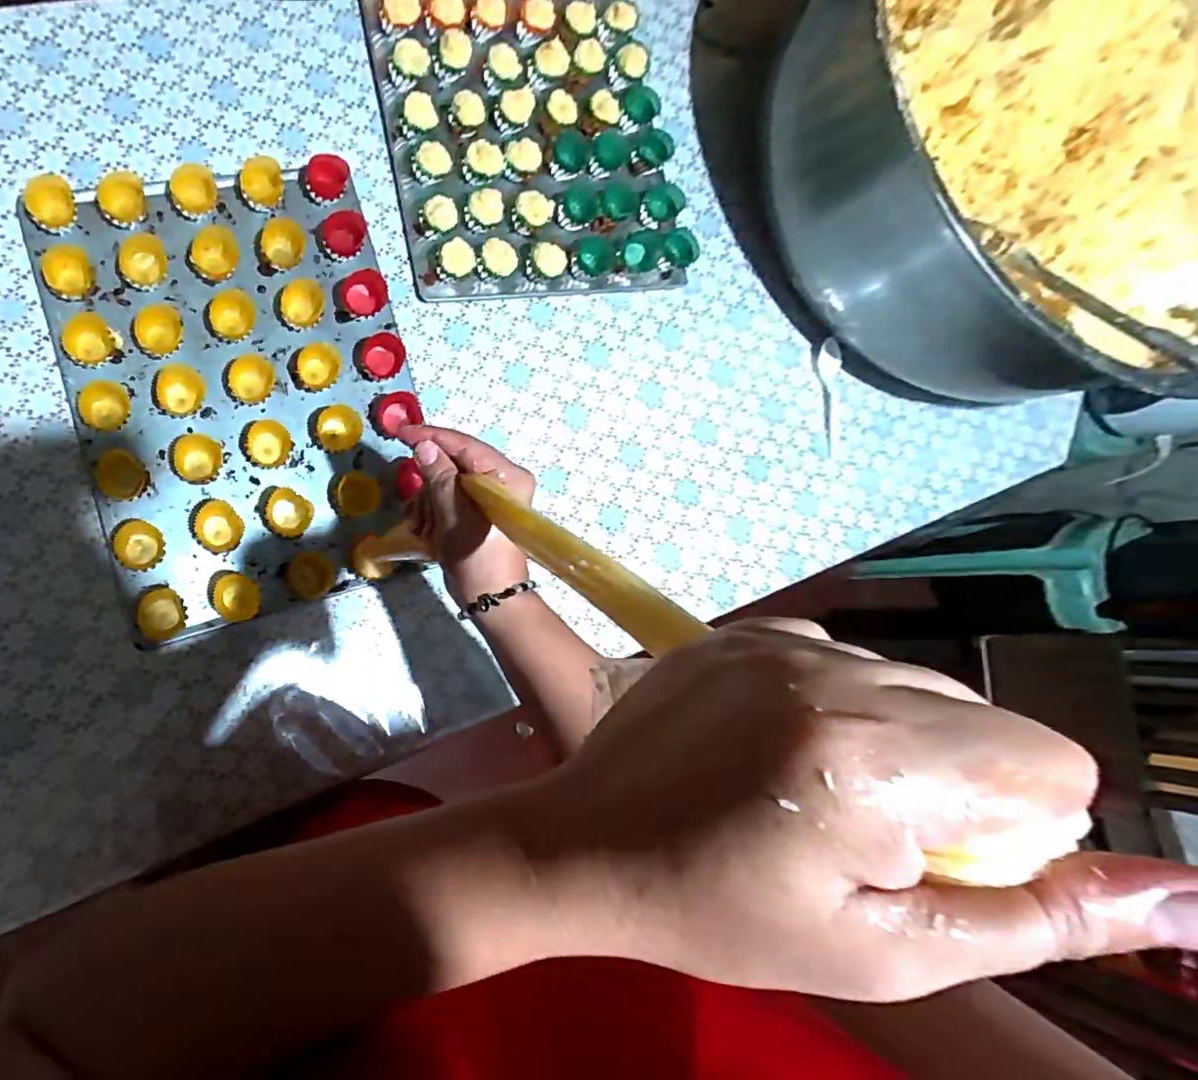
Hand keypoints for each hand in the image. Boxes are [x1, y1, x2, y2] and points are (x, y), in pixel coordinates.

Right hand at [393, 424, 531, 603]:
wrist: (490, 597)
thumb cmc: (477, 555)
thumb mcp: (454, 514)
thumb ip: (439, 476)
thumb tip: (424, 446)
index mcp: (505, 475)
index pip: (464, 444)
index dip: (431, 437)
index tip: (401, 432)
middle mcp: (501, 480)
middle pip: (453, 463)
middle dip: (427, 484)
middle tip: (414, 507)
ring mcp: (489, 497)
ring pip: (446, 482)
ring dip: (427, 502)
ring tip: (421, 526)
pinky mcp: (478, 512)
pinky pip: (448, 499)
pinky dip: (432, 511)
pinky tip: (424, 530)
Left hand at [534, 619, 1197, 1001]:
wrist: (584, 845)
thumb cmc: (715, 909)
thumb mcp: (884, 949)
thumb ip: (1039, 918)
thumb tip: (1187, 895)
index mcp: (862, 751)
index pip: (1049, 761)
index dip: (1013, 827)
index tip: (924, 857)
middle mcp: (813, 675)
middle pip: (973, 714)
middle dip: (950, 779)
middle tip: (853, 829)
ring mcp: (754, 647)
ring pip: (900, 681)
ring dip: (887, 734)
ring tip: (804, 787)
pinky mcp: (715, 640)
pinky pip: (824, 655)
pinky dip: (825, 697)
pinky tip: (771, 742)